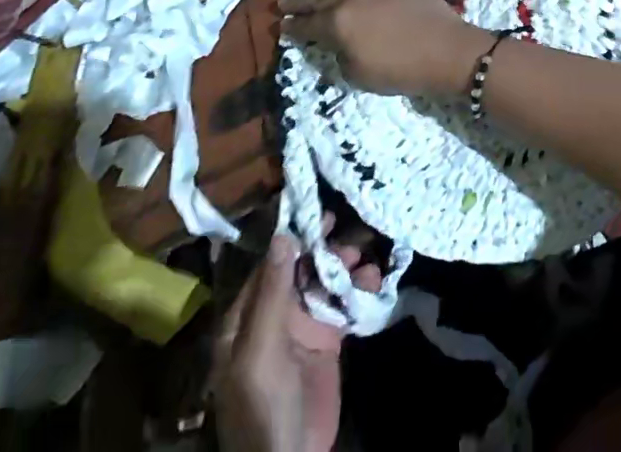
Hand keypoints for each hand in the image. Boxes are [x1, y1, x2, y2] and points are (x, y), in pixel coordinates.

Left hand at [212, 226, 382, 451]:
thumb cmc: (264, 405)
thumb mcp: (261, 350)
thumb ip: (272, 295)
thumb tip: (282, 237)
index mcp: (248, 315)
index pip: (270, 265)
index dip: (294, 238)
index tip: (319, 214)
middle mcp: (275, 315)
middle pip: (300, 270)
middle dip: (323, 249)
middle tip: (348, 231)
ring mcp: (303, 327)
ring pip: (324, 284)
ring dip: (343, 268)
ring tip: (363, 260)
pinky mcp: (328, 341)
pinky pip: (343, 306)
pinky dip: (358, 291)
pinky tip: (372, 281)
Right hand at [278, 0, 491, 98]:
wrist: (445, 51)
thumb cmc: (401, 70)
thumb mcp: (359, 76)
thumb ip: (341, 58)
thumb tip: (339, 46)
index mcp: (336, 25)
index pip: (306, 26)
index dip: (291, 28)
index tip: (280, 27)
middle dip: (298, 2)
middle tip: (282, 3)